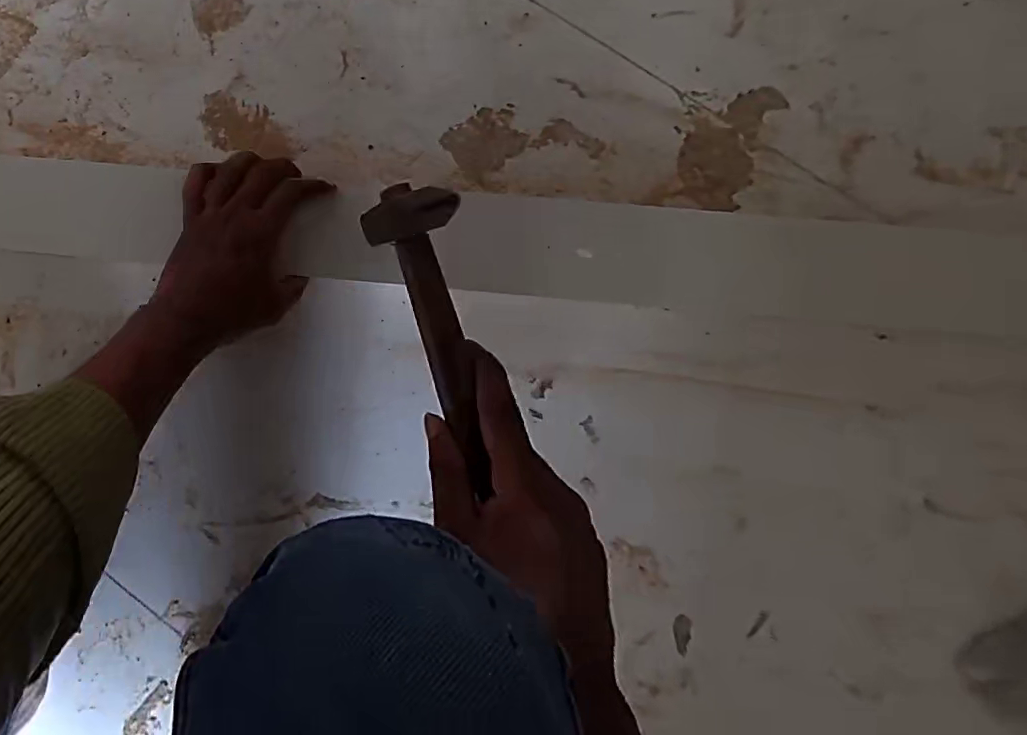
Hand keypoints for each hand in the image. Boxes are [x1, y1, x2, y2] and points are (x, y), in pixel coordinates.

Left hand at [146, 151, 334, 358]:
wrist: (183, 319)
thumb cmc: (230, 315)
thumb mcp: (274, 306)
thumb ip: (292, 288)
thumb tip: (299, 277)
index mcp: (260, 232)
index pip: (291, 194)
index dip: (312, 186)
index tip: (323, 188)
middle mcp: (235, 214)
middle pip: (263, 173)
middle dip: (285, 167)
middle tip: (295, 175)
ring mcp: (209, 214)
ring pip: (229, 170)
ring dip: (250, 161)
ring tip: (261, 166)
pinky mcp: (189, 220)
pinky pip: (195, 184)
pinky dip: (208, 171)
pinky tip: (219, 173)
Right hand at [427, 340, 616, 669]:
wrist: (564, 678)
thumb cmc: (496, 603)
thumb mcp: (457, 536)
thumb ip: (447, 474)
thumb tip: (438, 424)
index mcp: (528, 490)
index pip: (502, 417)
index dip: (485, 377)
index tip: (471, 348)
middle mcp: (561, 497)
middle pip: (515, 450)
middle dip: (484, 441)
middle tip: (451, 446)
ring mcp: (580, 523)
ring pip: (531, 479)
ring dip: (501, 476)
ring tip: (473, 509)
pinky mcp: (587, 544)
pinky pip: (548, 504)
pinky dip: (521, 500)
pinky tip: (503, 534)